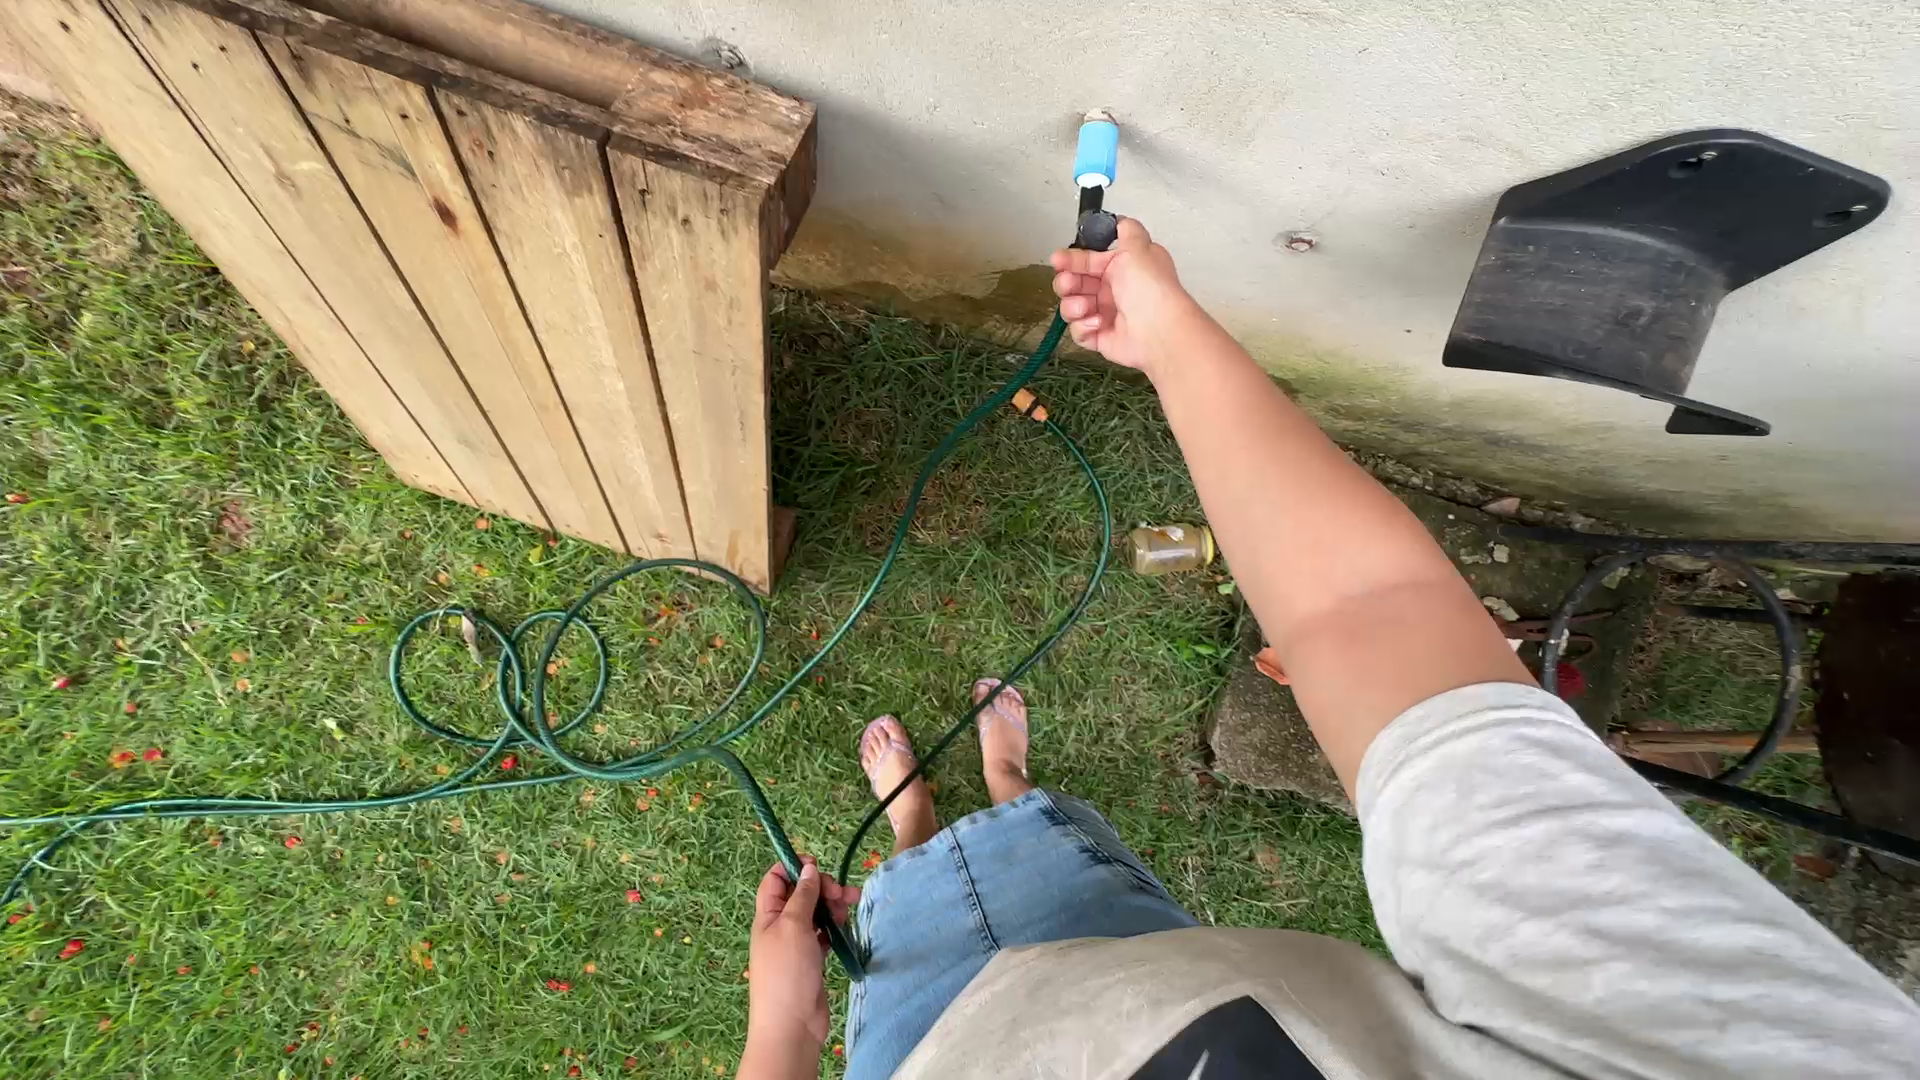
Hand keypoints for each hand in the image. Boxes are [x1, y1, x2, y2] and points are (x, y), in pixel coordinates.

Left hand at [745, 857, 858, 1057]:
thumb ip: (802, 895)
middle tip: (839, 893)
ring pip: (815, 912)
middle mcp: (780, 925)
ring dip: (832, 905)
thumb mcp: (794, 925)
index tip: (816, 865)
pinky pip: (823, 932)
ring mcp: (796, 943)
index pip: (775, 879)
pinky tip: (842, 929)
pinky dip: (833, 926)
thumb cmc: (787, 972)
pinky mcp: (811, 958)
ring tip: (847, 910)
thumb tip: (808, 868)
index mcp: (767, 915)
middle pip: (800, 893)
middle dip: (821, 887)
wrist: (792, 1027)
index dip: (793, 867)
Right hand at [1049, 217, 1200, 374]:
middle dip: (1067, 283)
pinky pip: (1078, 331)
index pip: (1086, 260)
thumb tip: (1121, 220)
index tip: (1057, 260)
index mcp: (1120, 268)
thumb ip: (1127, 230)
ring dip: (1074, 306)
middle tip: (1069, 285)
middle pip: (1074, 284)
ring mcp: (1104, 314)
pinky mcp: (1099, 337)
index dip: (1070, 259)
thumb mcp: (1139, 247)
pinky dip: (1084, 327)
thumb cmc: (1151, 289)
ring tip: (1087, 307)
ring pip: (1071, 308)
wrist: (1158, 331)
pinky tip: (1098, 324)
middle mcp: (1112, 290)